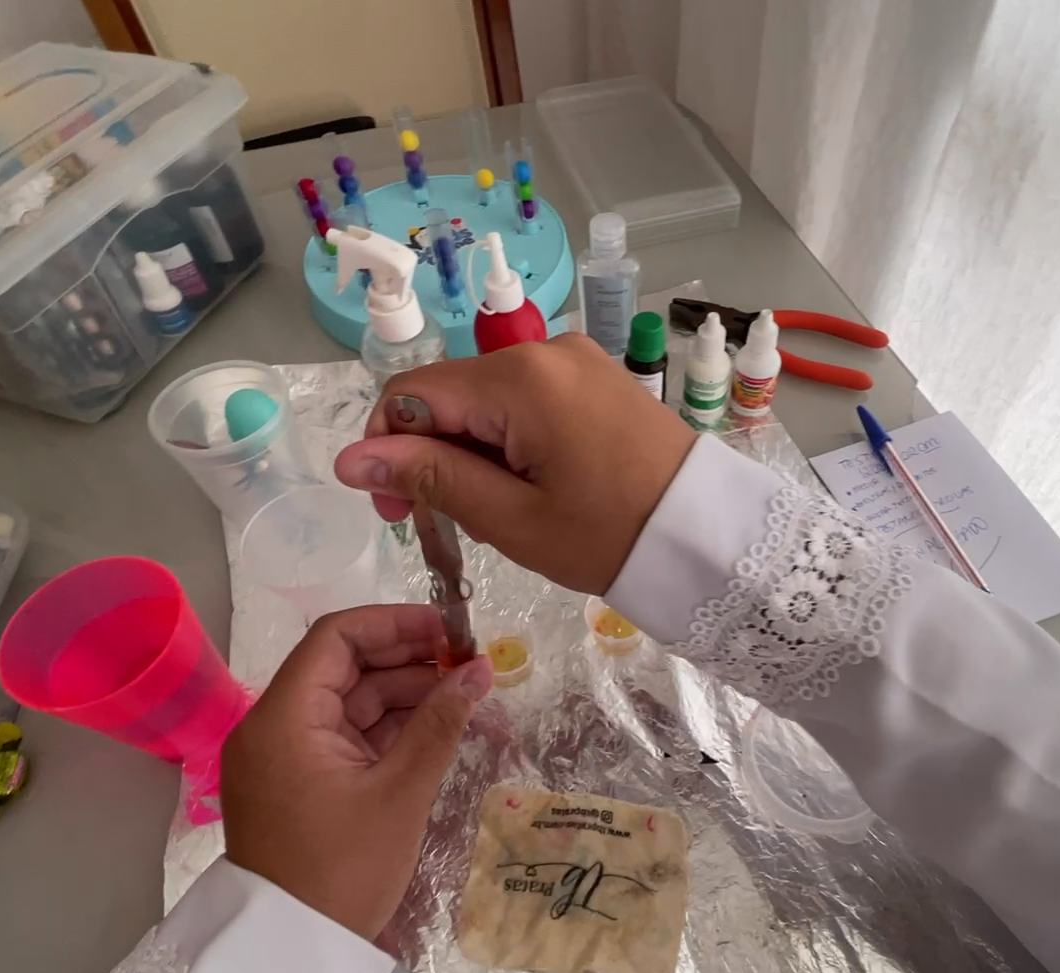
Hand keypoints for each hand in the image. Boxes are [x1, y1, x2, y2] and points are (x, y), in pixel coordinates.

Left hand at [221, 604, 492, 940]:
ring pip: (353, 698)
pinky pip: (351, 732)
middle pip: (346, 665)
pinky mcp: (305, 778)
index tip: (449, 630)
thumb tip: (482, 668)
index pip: (336, 637)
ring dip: (408, 691)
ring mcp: (290, 753)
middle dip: (410, 657)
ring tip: (465, 691)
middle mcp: (278, 724)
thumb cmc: (343, 872)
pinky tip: (438, 722)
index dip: (395, 623)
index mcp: (284, 718)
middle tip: (469, 660)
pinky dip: (392, 725)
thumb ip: (441, 722)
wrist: (294, 957)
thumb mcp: (400, 792)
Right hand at [332, 334, 697, 594]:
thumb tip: (351, 458)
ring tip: (504, 510)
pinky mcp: (597, 377)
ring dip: (474, 452)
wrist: (708, 534)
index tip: (398, 512)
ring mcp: (576, 359)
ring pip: (488, 399)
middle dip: (434, 454)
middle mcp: (544, 350)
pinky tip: (533, 484)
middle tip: (456, 522)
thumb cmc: (611, 535)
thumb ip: (431, 478)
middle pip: (450, 393)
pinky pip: (528, 400)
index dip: (387, 450)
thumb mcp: (513, 518)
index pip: (411, 395)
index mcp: (518, 379)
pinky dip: (512, 441)